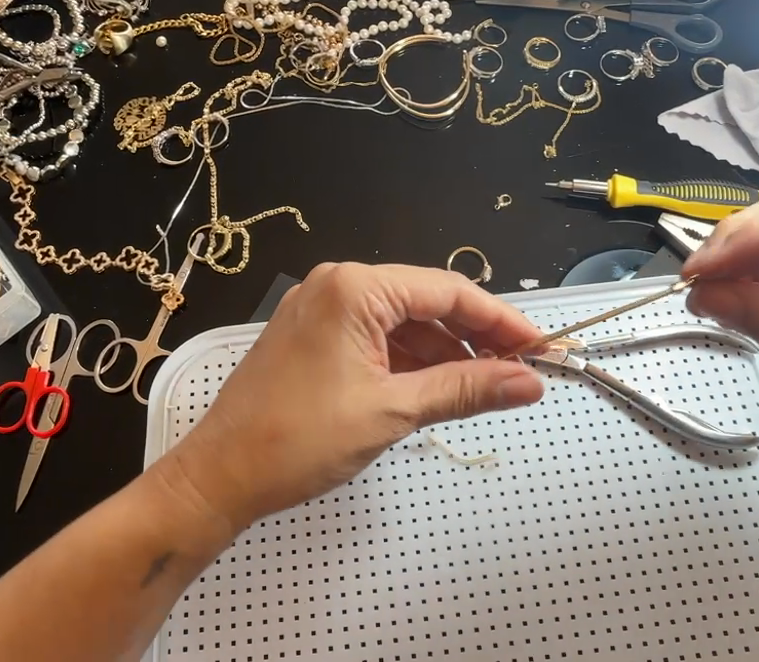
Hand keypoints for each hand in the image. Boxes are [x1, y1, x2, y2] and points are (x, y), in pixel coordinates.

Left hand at [161, 263, 546, 532]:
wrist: (220, 475)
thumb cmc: (299, 439)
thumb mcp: (392, 411)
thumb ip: (465, 389)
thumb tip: (526, 382)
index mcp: (355, 287)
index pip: (445, 291)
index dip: (499, 319)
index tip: (538, 347)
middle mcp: (339, 284)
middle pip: (425, 301)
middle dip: (475, 336)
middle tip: (521, 368)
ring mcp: (323, 307)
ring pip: (403, 321)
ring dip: (445, 350)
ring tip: (489, 383)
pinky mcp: (315, 334)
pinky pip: (377, 336)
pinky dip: (411, 359)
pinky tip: (441, 384)